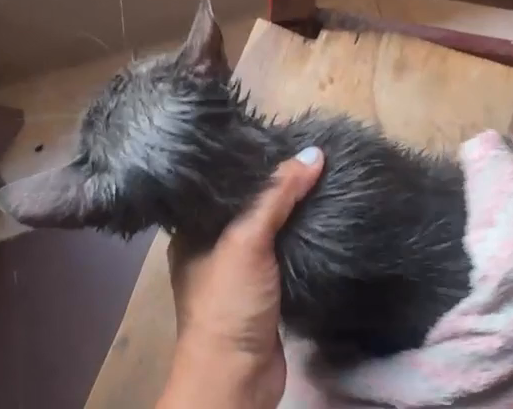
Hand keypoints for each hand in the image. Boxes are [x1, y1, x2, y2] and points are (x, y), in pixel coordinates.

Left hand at [157, 147, 324, 408]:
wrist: (237, 379)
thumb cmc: (228, 303)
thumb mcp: (248, 240)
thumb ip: (277, 194)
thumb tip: (314, 152)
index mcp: (192, 231)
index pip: (220, 181)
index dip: (247, 157)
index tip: (277, 132)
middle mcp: (211, 245)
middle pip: (247, 201)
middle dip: (276, 180)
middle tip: (307, 148)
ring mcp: (238, 269)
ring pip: (268, 225)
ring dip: (291, 206)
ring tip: (320, 170)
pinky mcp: (264, 288)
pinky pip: (284, 248)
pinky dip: (300, 232)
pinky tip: (320, 210)